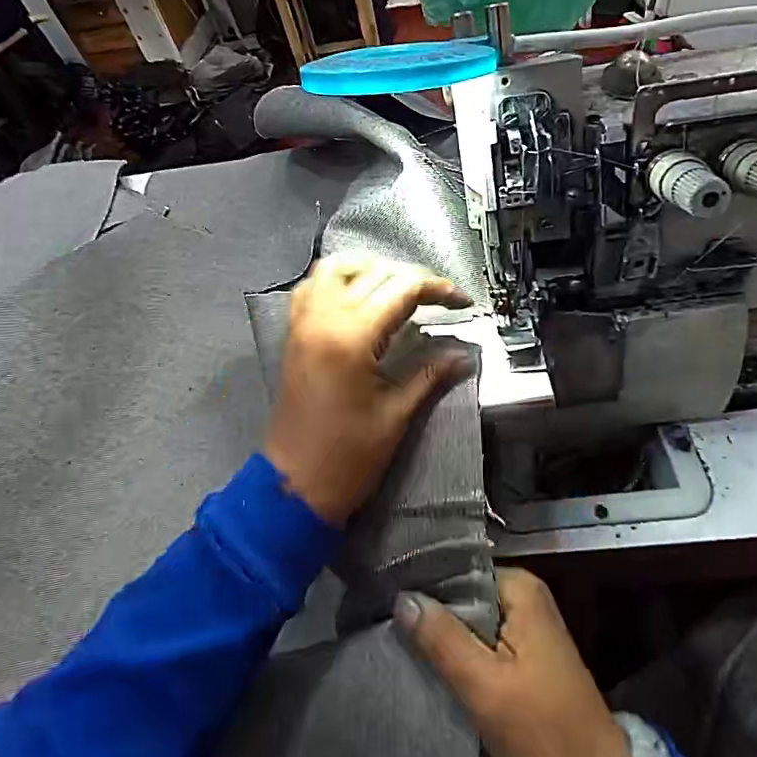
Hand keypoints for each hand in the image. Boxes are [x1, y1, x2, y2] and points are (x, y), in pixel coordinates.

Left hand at [263, 253, 471, 526]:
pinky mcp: (294, 336)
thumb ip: (430, 373)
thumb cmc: (348, 457)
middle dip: (413, 278)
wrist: (293, 487)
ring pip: (335, 269)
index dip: (438, 289)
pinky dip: (339, 281)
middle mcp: (322, 320)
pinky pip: (312, 288)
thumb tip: (463, 354)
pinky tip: (361, 297)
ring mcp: (302, 326)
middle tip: (440, 298)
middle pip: (373, 272)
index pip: (402, 289)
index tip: (462, 302)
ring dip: (372, 269)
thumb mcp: (397, 414)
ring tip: (401, 287)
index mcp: (351, 338)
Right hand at [396, 569, 629, 756]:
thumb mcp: (485, 686)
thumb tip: (403, 598)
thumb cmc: (541, 730)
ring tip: (399, 646)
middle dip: (431, 614)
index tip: (389, 602)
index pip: (461, 571)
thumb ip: (443, 640)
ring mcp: (526, 626)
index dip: (426, 586)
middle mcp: (526, 597)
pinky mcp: (522, 655)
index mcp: (522, 589)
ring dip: (441, 636)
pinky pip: (481, 642)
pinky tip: (429, 666)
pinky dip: (458, 654)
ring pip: (470, 621)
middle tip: (389, 629)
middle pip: (464, 595)